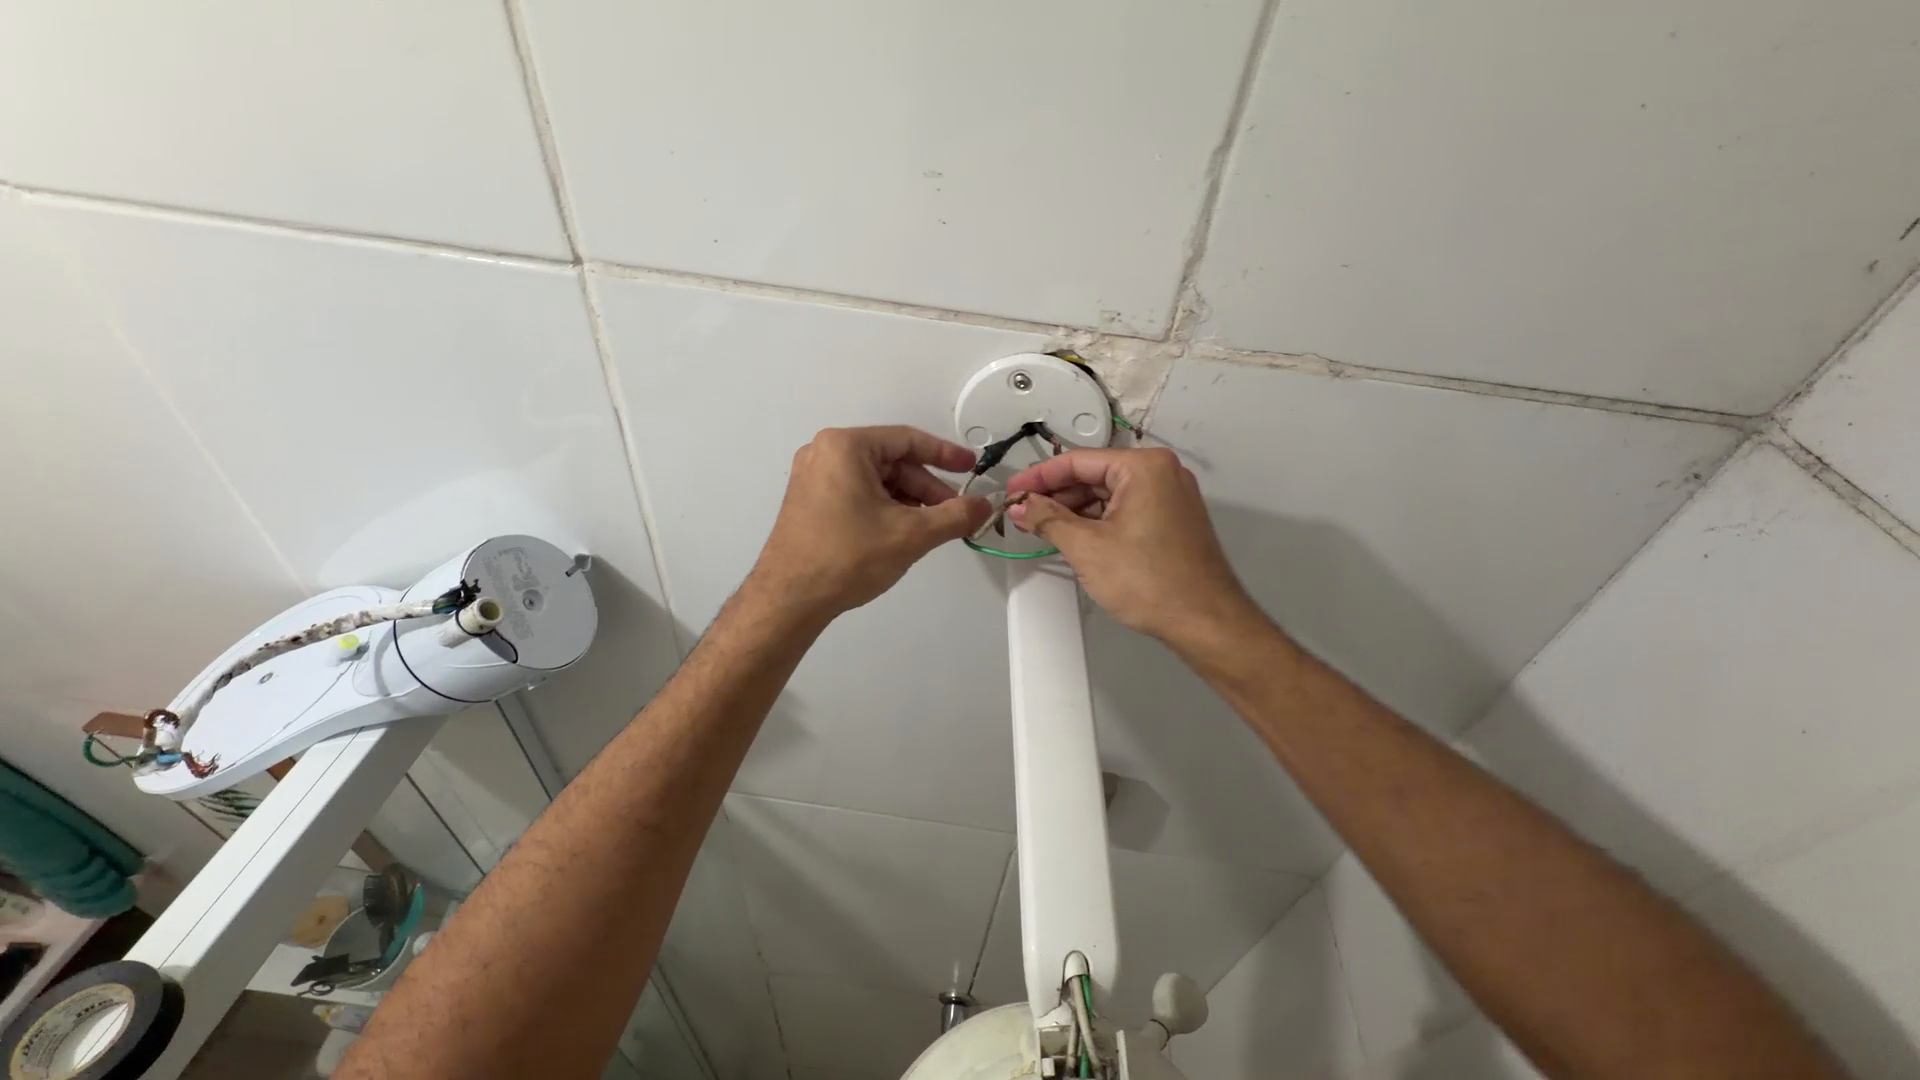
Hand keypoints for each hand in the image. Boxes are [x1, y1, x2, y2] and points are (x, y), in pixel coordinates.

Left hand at [749, 426, 991, 618]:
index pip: (907, 440)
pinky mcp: (809, 502)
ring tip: (932, 528)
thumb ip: (954, 516)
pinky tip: (902, 533)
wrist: (790, 599)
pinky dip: (885, 508)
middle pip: (891, 461)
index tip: (971, 468)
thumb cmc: (847, 557)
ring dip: (908, 501)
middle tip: (955, 512)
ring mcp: (813, 478)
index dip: (945, 454)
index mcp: (845, 447)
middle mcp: (825, 453)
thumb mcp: (910, 534)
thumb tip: (983, 506)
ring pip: (876, 481)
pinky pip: (858, 494)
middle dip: (926, 487)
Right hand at [1005, 447, 1259, 645]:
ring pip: (1109, 494)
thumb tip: (1021, 506)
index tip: (1013, 491)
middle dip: (1056, 495)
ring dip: (1074, 510)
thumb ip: (1048, 520)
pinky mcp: (1172, 520)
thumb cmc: (1152, 582)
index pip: (1078, 460)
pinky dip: (1098, 521)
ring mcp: (1170, 497)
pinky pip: (1126, 509)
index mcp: (1144, 467)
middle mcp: (1161, 473)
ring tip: (1041, 528)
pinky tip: (1073, 537)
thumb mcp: (1087, 547)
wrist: (1205, 621)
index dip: (1039, 477)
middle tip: (1022, 513)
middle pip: (1094, 475)